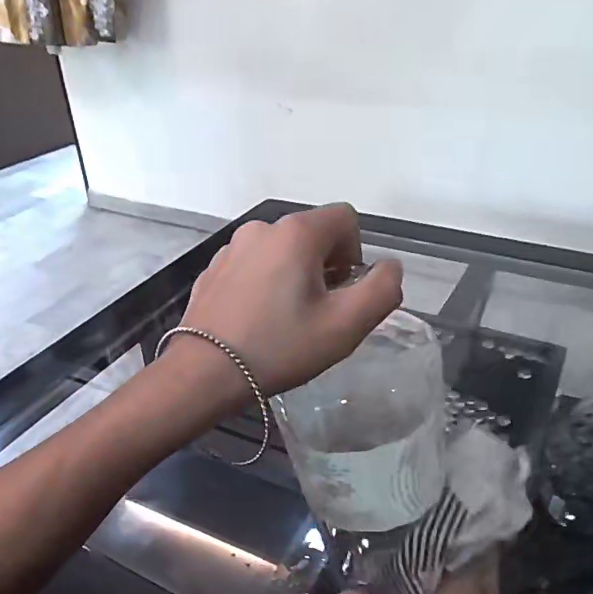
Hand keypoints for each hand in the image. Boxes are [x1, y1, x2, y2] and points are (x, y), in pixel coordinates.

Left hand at [173, 205, 402, 395]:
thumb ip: (382, 289)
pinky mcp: (210, 273)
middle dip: (322, 269)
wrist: (203, 373)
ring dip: (290, 279)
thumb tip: (388, 268)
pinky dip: (261, 288)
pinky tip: (254, 324)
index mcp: (296, 232)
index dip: (355, 256)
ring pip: (277, 254)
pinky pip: (249, 270)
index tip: (341, 295)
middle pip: (309, 236)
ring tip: (282, 323)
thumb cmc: (278, 348)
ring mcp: (229, 250)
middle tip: (315, 316)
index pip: (345, 220)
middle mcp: (259, 229)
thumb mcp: (345, 326)